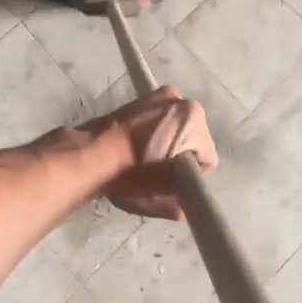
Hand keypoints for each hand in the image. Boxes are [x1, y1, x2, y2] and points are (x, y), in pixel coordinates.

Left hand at [83, 86, 217, 219]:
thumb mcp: (160, 196)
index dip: (191, 176)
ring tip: (148, 159)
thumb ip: (180, 203)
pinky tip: (141, 145)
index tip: (173, 185)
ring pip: (180, 129)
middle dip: (182, 157)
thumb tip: (183, 208)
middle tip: (160, 173)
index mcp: (194, 120)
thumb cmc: (131, 172)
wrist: (94, 151)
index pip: (207, 158)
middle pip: (195, 141)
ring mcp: (164, 94)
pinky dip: (158, 131)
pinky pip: (164, 119)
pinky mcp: (147, 96)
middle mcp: (184, 101)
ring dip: (171, 143)